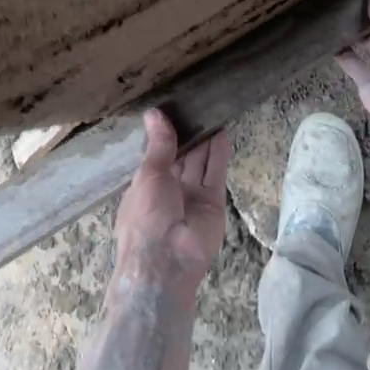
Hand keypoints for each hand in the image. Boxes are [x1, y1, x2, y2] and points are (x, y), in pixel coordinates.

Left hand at [113, 109, 233, 288]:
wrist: (165, 261)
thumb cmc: (145, 216)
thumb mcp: (148, 175)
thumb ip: (158, 145)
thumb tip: (154, 113)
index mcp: (146, 187)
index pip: (158, 158)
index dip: (167, 137)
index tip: (175, 111)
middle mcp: (170, 191)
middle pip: (182, 159)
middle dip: (189, 137)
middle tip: (198, 108)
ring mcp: (192, 198)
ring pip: (200, 164)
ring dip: (206, 142)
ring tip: (214, 114)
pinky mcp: (213, 203)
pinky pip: (215, 175)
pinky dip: (219, 155)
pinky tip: (223, 133)